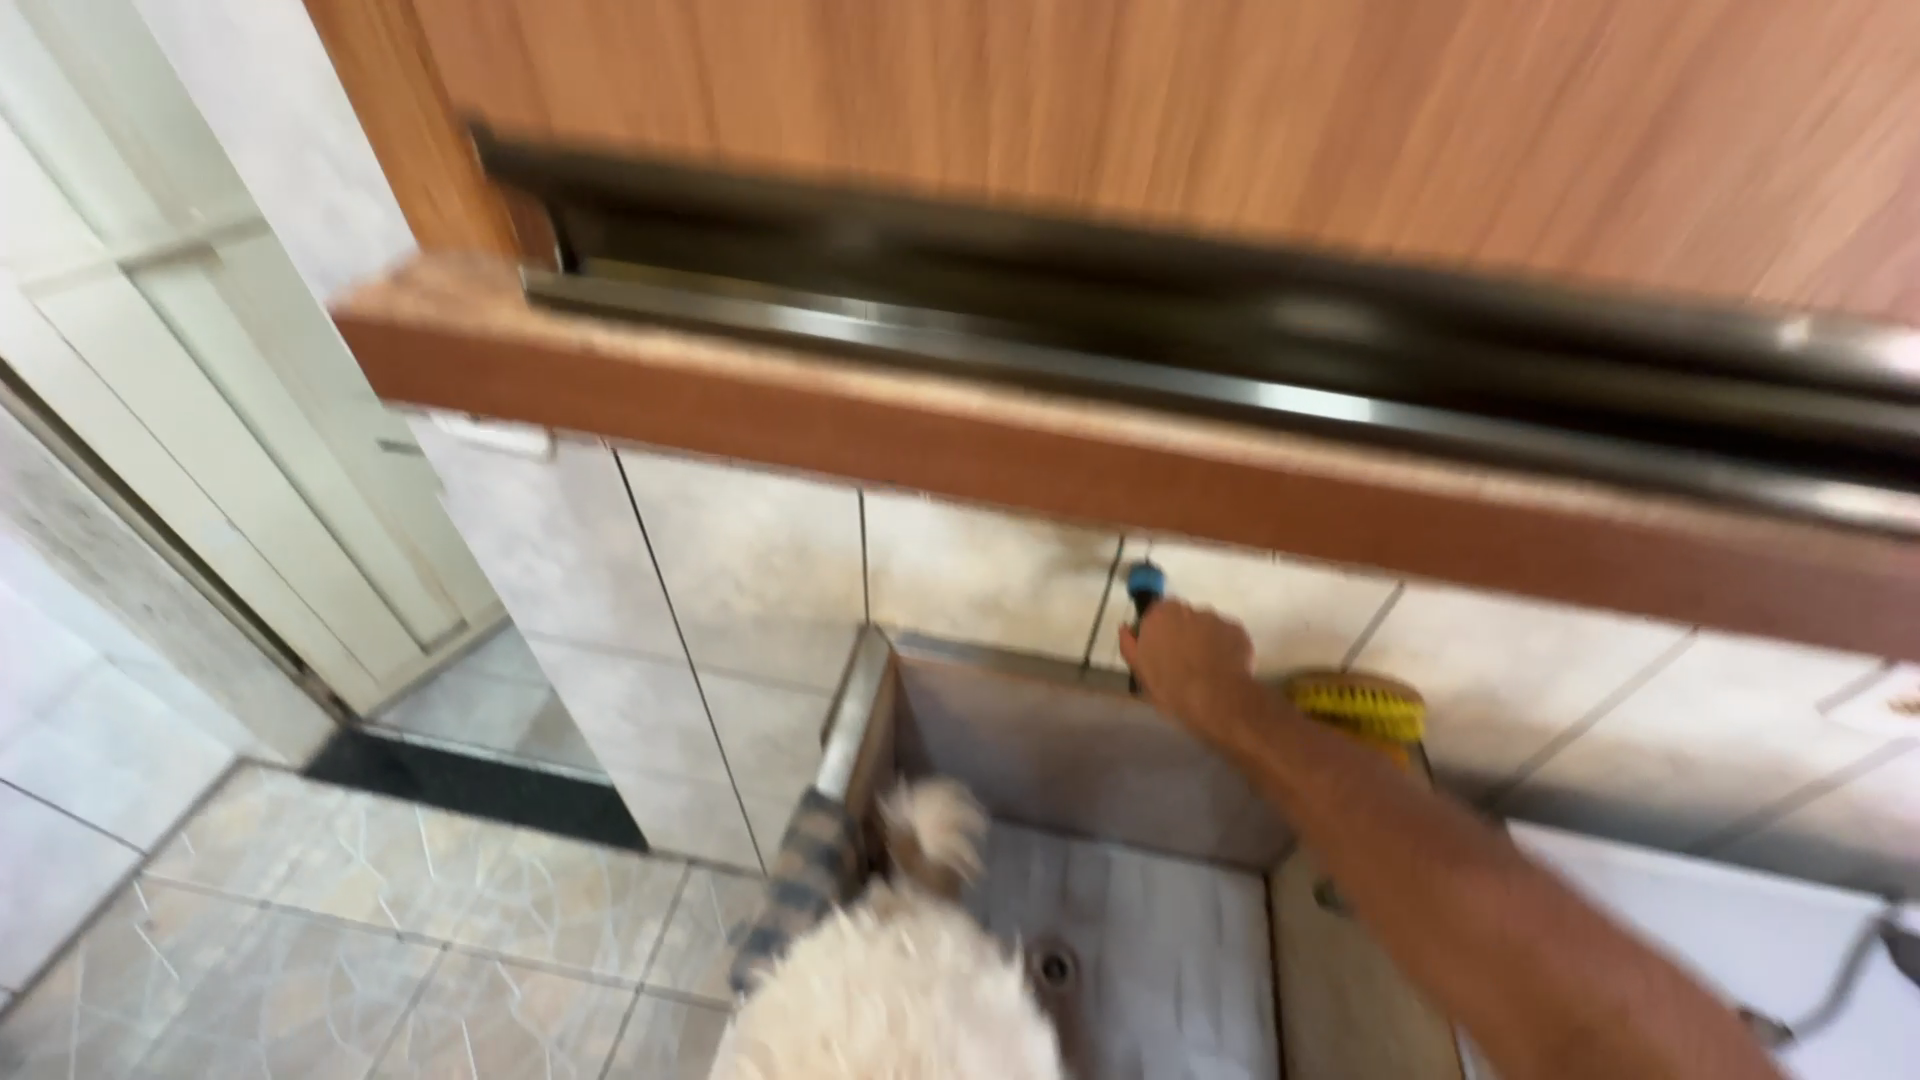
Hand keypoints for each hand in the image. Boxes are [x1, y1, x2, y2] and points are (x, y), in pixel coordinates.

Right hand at [1118, 601, 1259, 748]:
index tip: (1162, 648)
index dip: (1161, 629)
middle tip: (1185, 661)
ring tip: (1208, 668)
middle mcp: (1188, 609)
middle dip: (1185, 633)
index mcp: (1160, 615)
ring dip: (1206, 640)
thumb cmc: (1170, 686)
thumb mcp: (1140, 670)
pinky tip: (1224, 669)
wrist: (1214, 698)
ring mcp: (1216, 618)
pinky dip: (1226, 648)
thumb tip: (1125, 628)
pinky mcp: (1238, 630)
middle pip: (1185, 617)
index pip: (1158, 611)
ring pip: (1208, 626)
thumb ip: (1129, 644)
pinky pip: (1228, 636)